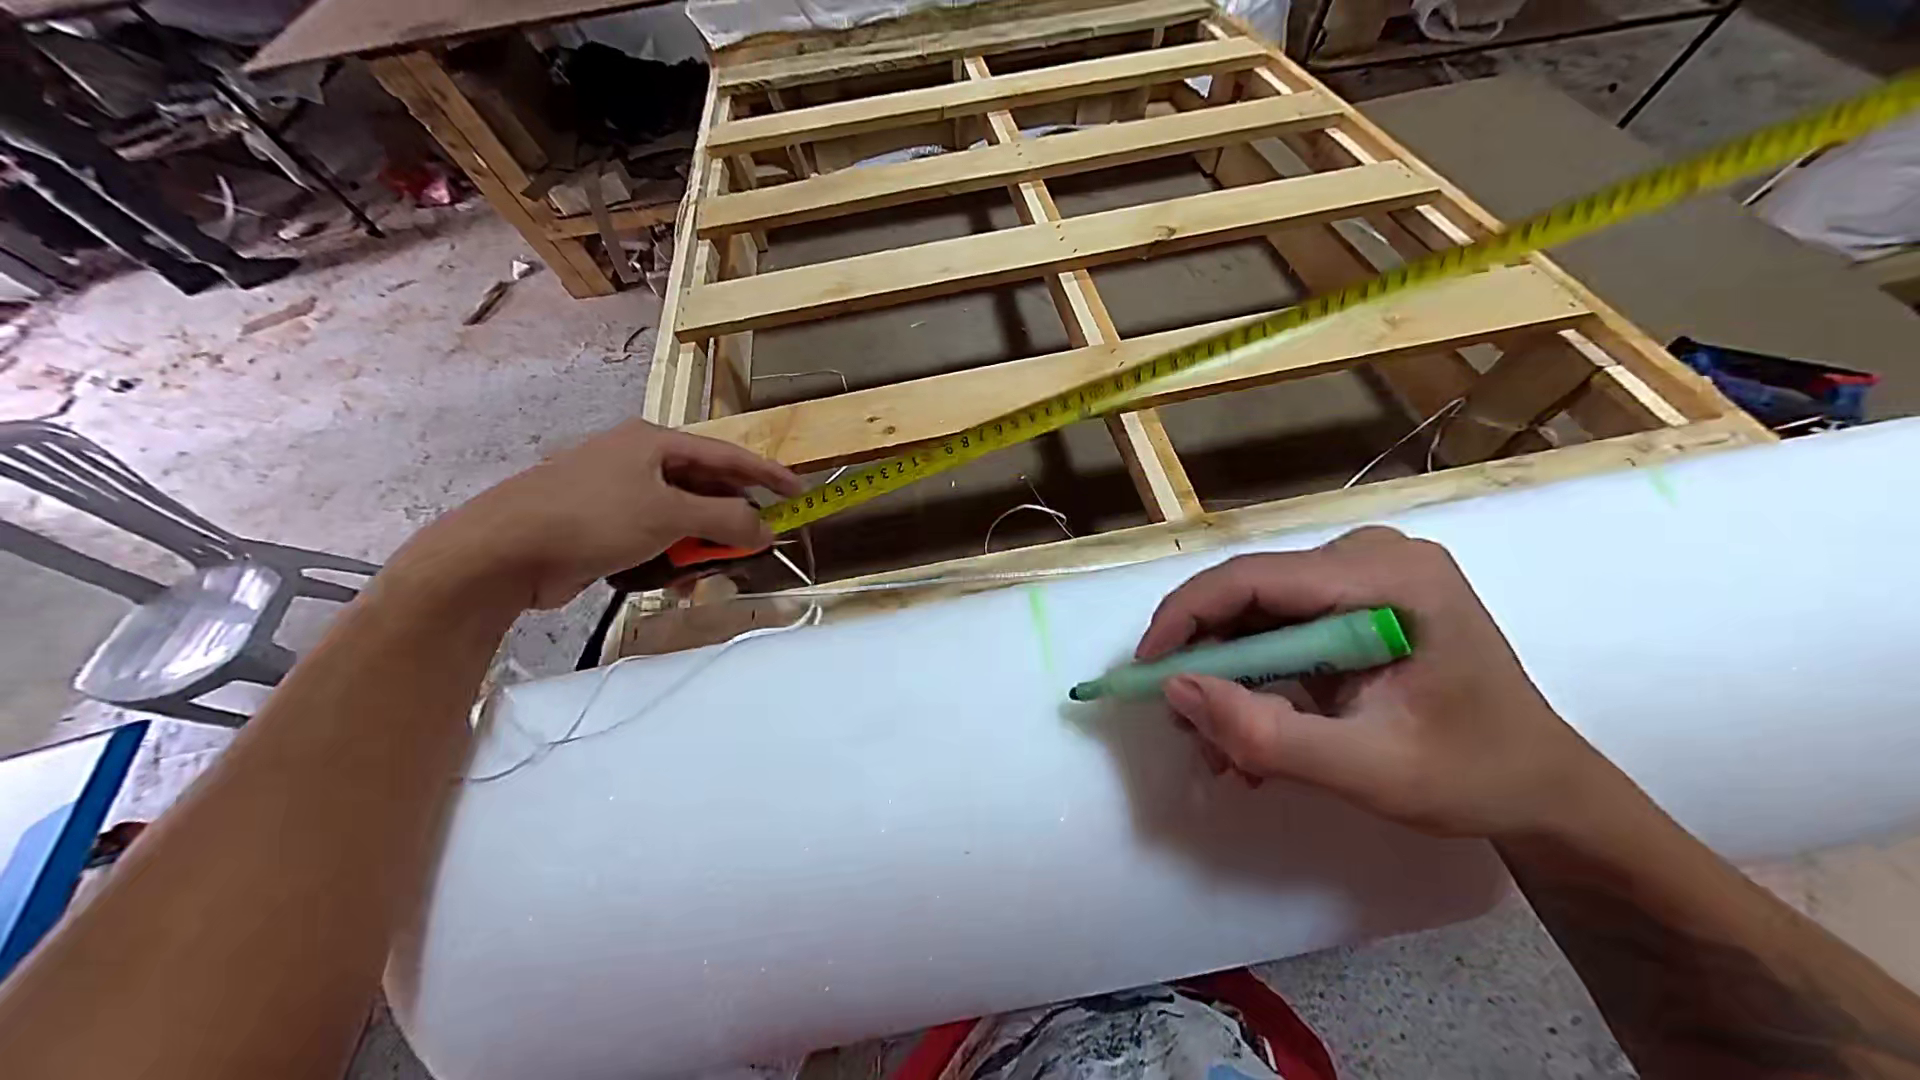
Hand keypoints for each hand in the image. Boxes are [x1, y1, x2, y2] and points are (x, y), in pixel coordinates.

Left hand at [390, 419, 802, 610]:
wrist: (503, 551)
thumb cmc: (593, 517)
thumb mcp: (670, 516)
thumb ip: (726, 521)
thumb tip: (766, 530)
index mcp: (654, 442)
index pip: (727, 455)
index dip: (767, 475)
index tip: (799, 492)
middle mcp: (638, 460)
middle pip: (705, 488)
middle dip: (729, 519)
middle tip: (752, 544)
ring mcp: (618, 492)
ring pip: (681, 517)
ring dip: (698, 544)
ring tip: (703, 569)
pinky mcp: (603, 525)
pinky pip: (655, 537)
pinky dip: (670, 555)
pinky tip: (671, 576)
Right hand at [1135, 526, 1632, 839]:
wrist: (1542, 788)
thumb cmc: (1473, 776)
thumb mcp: (1367, 769)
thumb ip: (1266, 734)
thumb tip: (1174, 690)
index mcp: (1389, 576)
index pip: (1255, 578)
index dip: (1185, 618)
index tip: (1144, 671)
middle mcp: (1370, 555)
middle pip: (1249, 595)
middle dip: (1205, 661)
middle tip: (1186, 728)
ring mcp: (1361, 572)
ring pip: (1254, 614)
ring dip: (1225, 677)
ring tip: (1221, 747)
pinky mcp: (1352, 596)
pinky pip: (1275, 626)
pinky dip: (1252, 676)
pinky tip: (1251, 727)